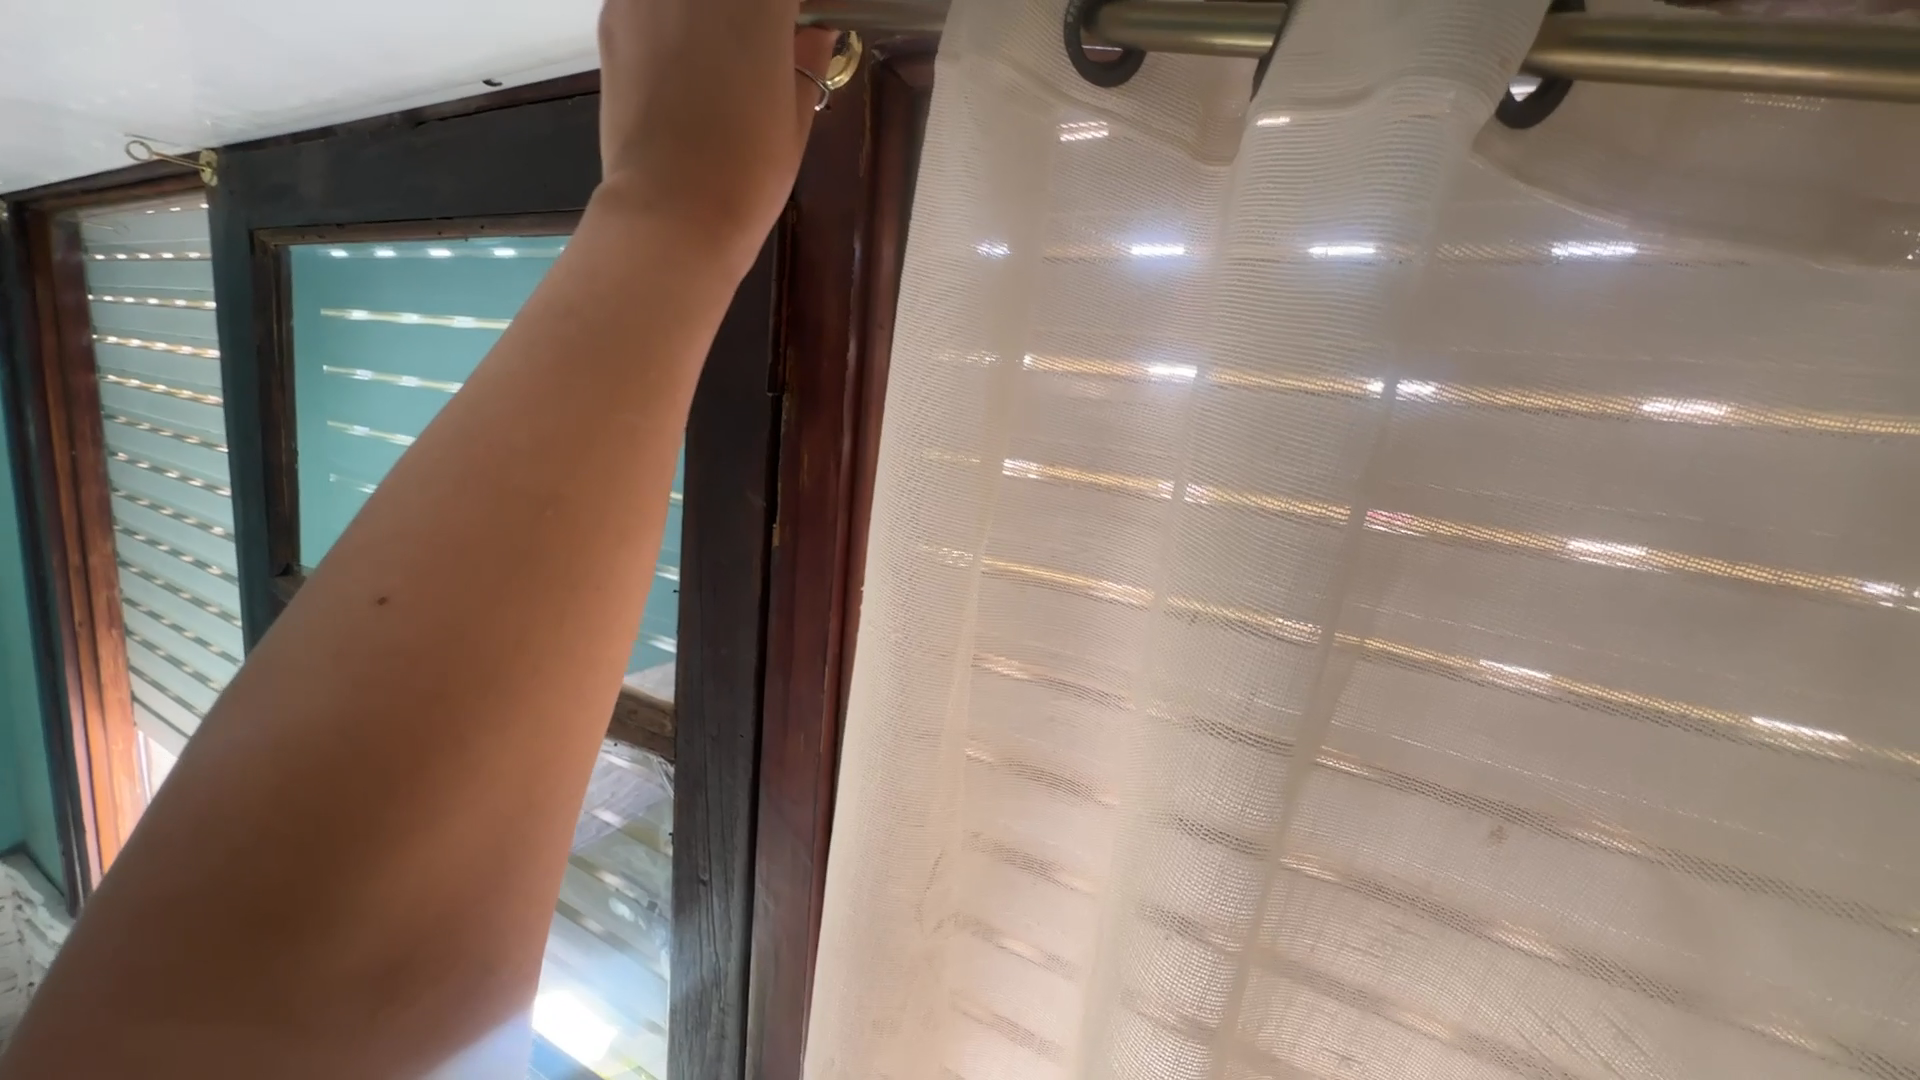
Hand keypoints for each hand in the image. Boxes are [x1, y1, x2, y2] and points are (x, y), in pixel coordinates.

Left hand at [596, 0, 835, 266]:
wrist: (672, 211)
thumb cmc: (750, 173)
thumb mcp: (796, 117)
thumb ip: (807, 57)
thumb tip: (815, 30)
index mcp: (761, 0)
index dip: (794, 16)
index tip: (802, 32)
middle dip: (753, 16)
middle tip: (762, 52)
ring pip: (691, 0)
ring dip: (709, 19)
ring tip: (720, 60)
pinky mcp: (614, 15)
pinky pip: (653, 1)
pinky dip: (671, 19)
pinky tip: (682, 67)